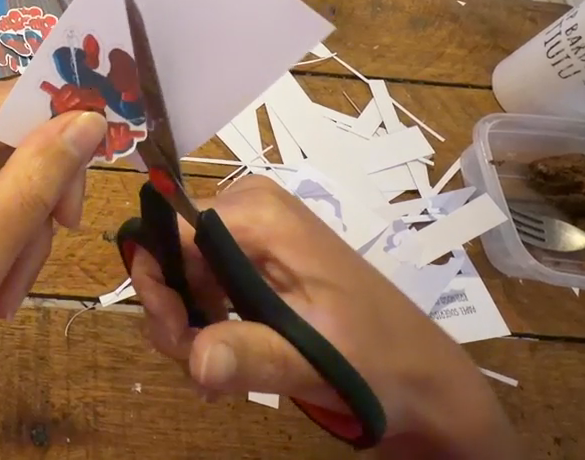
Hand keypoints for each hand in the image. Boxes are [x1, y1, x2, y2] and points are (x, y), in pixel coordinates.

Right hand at [129, 176, 518, 459]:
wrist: (426, 378)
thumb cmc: (376, 362)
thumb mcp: (313, 362)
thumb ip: (251, 356)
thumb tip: (195, 361)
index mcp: (258, 211)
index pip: (171, 229)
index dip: (159, 285)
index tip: (177, 343)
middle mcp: (248, 205)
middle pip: (172, 249)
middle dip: (175, 312)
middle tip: (200, 368)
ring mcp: (252, 228)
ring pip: (182, 266)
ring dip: (189, 322)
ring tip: (218, 370)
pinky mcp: (256, 252)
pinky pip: (204, 275)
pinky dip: (205, 318)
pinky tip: (225, 355)